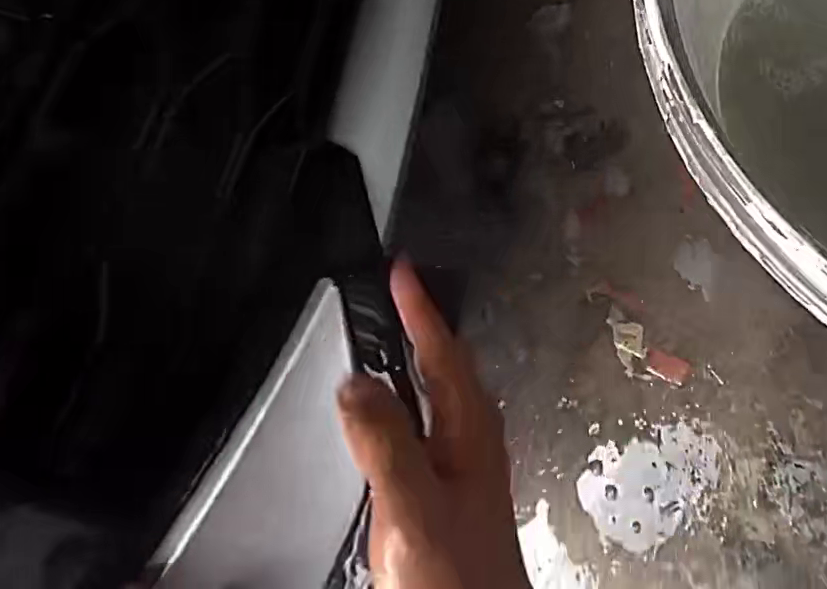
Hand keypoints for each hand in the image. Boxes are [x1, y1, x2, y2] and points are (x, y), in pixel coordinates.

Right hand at [336, 261, 529, 588]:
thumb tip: (355, 381)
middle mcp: (471, 436)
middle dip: (420, 322)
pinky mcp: (445, 487)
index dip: (419, 306)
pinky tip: (388, 410)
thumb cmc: (457, 577)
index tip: (401, 268)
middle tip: (397, 292)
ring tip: (390, 333)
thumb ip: (385, 441)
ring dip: (413, 357)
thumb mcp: (415, 504)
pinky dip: (402, 399)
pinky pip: (422, 422)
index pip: (441, 349)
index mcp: (470, 428)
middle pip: (445, 361)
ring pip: (436, 390)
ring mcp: (460, 462)